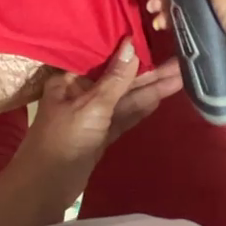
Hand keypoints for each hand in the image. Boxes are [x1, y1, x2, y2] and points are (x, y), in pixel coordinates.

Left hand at [10, 38, 183, 208]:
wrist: (45, 188)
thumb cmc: (64, 140)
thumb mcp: (92, 105)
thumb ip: (116, 79)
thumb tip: (131, 45)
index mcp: (70, 79)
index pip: (103, 57)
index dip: (129, 49)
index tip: (153, 38)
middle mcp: (81, 93)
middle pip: (119, 79)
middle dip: (148, 73)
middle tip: (179, 61)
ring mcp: (92, 116)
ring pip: (125, 99)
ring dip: (150, 90)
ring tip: (180, 76)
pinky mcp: (100, 135)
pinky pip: (123, 117)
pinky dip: (140, 108)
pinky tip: (161, 97)